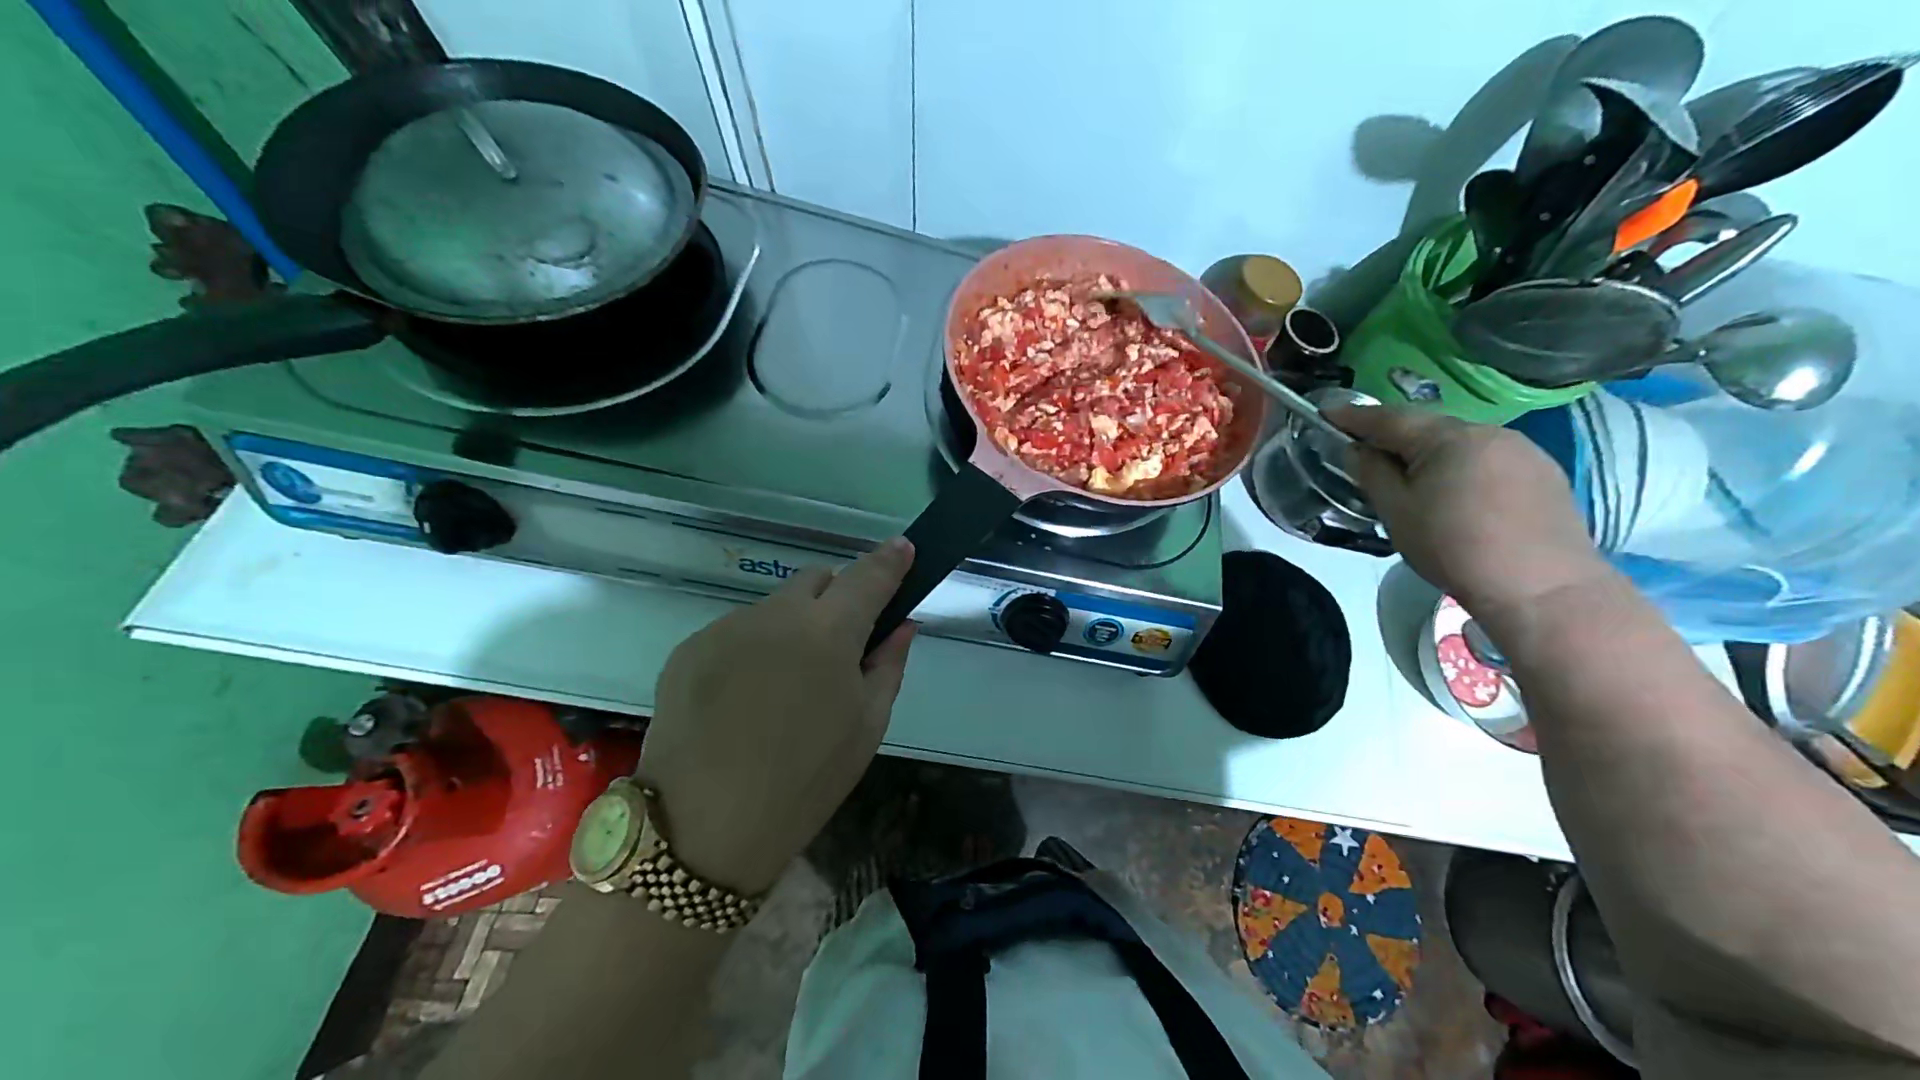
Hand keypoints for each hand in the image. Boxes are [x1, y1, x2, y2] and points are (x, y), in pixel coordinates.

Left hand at [636, 538, 917, 894]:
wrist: (703, 826)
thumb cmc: (805, 781)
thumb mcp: (866, 727)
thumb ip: (888, 664)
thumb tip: (900, 624)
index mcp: (828, 632)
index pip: (867, 576)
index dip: (890, 561)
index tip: (903, 550)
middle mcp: (775, 614)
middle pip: (816, 580)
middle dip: (836, 599)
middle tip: (838, 648)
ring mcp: (726, 627)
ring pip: (774, 607)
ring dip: (791, 627)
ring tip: (782, 688)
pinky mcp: (688, 648)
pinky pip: (735, 631)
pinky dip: (751, 649)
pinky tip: (743, 698)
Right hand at [1329, 405, 1613, 618]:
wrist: (1543, 588)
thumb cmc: (1455, 548)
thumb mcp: (1397, 513)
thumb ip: (1372, 474)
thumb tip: (1357, 450)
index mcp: (1449, 438)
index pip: (1390, 418)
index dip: (1354, 416)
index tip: (1326, 413)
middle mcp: (1489, 432)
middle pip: (1429, 427)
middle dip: (1394, 436)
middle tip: (1364, 451)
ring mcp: (1523, 451)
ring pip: (1461, 443)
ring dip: (1429, 453)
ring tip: (1409, 477)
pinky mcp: (1544, 474)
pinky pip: (1487, 459)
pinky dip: (1461, 467)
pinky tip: (1454, 494)